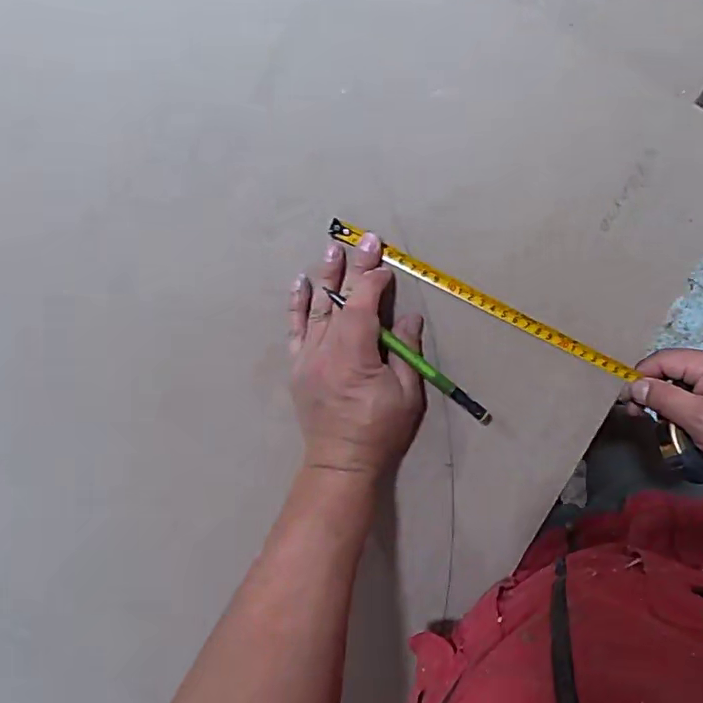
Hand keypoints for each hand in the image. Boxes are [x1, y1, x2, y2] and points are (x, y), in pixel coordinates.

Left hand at [287, 232, 426, 479]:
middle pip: (340, 299)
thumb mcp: (406, 394)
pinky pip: (295, 327)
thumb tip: (408, 317)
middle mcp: (325, 349)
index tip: (387, 265)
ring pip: (317, 308)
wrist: (340, 463)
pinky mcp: (298, 365)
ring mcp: (307, 356)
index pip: (363, 305)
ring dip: (327, 277)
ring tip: (332, 249)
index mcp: (354, 355)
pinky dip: (297, 303)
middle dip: (353, 267)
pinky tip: (300, 282)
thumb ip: (405, 351)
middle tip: (364, 239)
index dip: (374, 281)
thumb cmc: (380, 431)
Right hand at [621, 349, 702, 486]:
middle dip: (658, 391)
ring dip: (677, 401)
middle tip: (647, 418)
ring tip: (673, 425)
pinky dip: (695, 404)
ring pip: (693, 381)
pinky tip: (696, 424)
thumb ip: (663, 398)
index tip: (629, 404)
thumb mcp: (698, 419)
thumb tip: (634, 384)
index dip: (641, 378)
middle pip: (678, 369)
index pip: (664, 359)